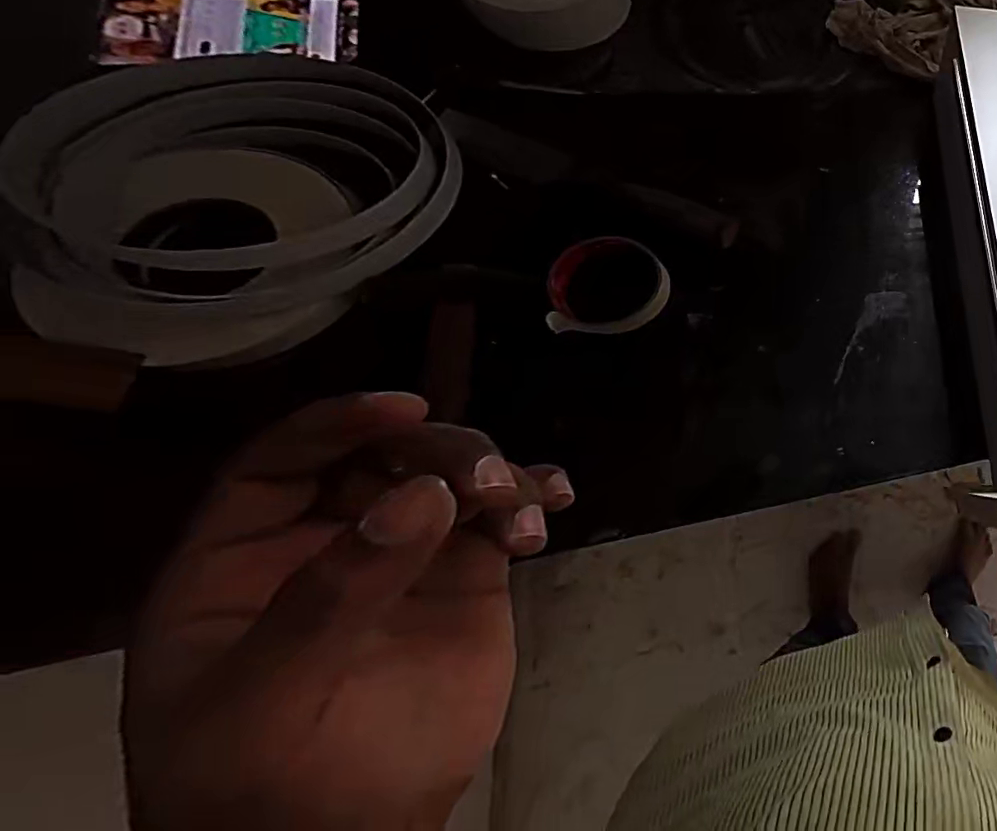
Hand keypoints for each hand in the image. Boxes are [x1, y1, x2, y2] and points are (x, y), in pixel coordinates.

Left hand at [122, 393, 573, 830]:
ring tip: (524, 515)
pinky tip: (557, 503)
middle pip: (390, 457)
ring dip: (501, 477)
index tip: (405, 407)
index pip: (282, 463)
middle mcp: (331, 540)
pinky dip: (536, 496)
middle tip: (489, 485)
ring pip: (458, 476)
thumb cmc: (269, 783)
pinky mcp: (472, 571)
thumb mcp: (265, 699)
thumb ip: (334, 593)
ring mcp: (410, 552)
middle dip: (446, 455)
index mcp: (245, 563)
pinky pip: (505, 513)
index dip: (336, 424)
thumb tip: (423, 495)